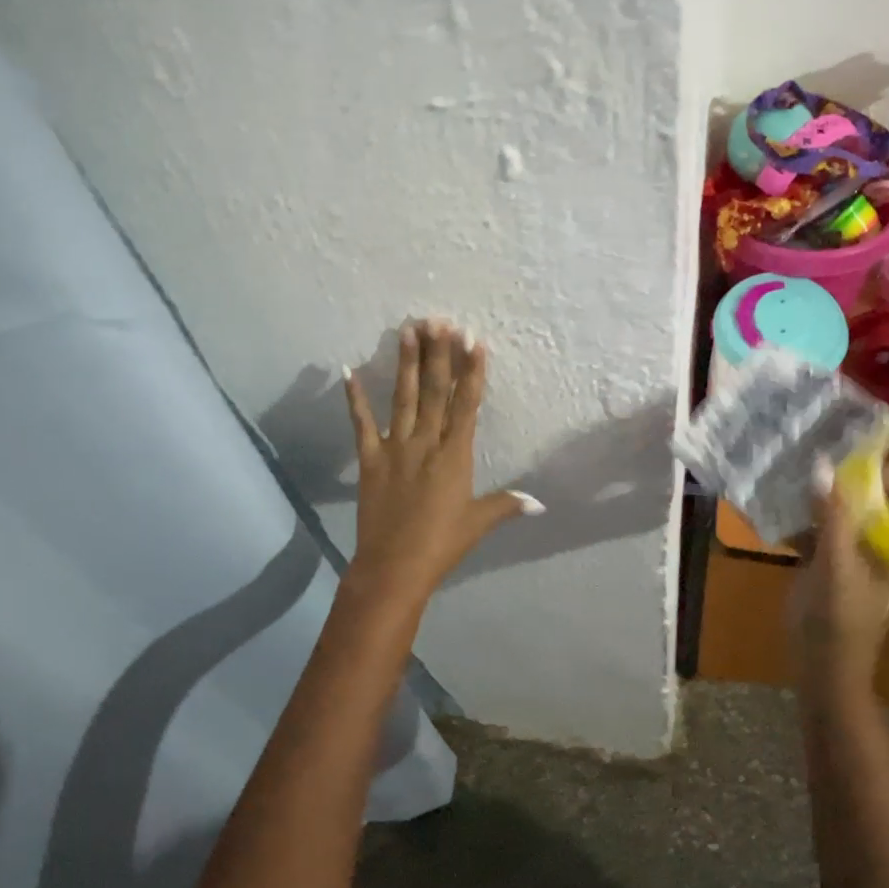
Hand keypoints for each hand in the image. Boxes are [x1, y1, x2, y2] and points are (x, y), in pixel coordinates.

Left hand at [340, 319, 535, 606]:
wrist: (395, 567)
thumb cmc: (441, 545)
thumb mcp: (478, 524)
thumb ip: (506, 506)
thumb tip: (539, 503)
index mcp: (456, 455)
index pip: (466, 403)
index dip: (471, 370)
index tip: (474, 340)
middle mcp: (426, 442)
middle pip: (434, 391)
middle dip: (439, 354)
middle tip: (439, 319)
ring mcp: (395, 448)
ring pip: (403, 397)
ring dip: (406, 362)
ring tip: (408, 329)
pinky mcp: (369, 459)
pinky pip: (361, 424)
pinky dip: (355, 398)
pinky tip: (348, 370)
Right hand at [787, 463, 888, 693]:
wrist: (822, 670)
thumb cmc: (838, 623)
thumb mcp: (835, 567)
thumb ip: (833, 517)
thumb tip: (822, 465)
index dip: (888, 473)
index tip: (847, 470)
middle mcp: (884, 540)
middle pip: (877, 493)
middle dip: (845, 477)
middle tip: (812, 468)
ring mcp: (856, 550)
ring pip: (844, 507)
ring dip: (818, 494)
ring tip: (787, 483)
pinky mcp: (828, 560)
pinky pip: (819, 525)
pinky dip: (800, 516)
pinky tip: (774, 514)